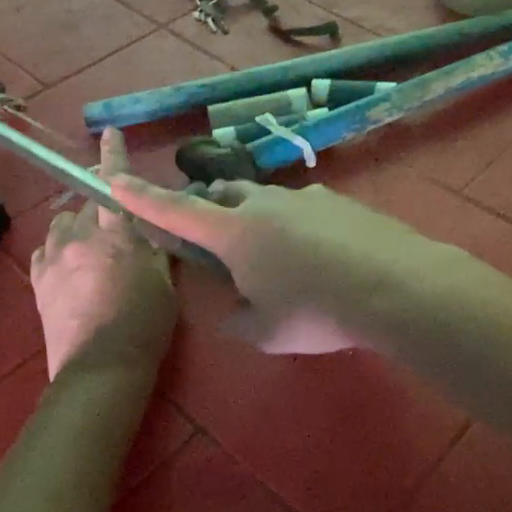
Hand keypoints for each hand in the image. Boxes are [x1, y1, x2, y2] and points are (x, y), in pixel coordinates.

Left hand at [29, 129, 177, 378]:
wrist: (101, 366)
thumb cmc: (145, 325)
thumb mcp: (165, 282)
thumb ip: (157, 248)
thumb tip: (156, 227)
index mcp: (119, 234)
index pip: (115, 183)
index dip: (113, 156)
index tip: (109, 133)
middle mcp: (81, 236)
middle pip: (87, 201)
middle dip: (101, 201)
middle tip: (118, 216)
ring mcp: (55, 257)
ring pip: (63, 222)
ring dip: (78, 224)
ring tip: (92, 242)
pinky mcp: (38, 280)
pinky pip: (46, 248)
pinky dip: (60, 247)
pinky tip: (71, 262)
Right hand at [107, 174, 468, 353]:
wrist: (397, 286)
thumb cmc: (318, 312)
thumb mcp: (266, 332)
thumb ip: (237, 319)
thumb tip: (230, 310)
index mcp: (235, 232)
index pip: (176, 210)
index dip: (142, 198)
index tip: (114, 179)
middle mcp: (267, 204)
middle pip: (225, 193)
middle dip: (212, 207)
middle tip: (219, 240)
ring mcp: (309, 198)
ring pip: (270, 200)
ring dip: (261, 219)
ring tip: (280, 259)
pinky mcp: (344, 202)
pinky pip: (308, 209)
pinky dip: (301, 228)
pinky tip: (323, 259)